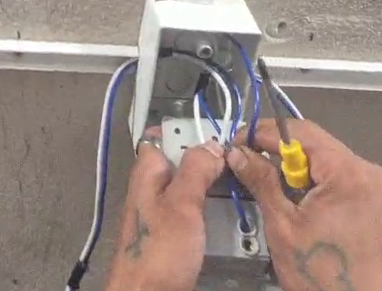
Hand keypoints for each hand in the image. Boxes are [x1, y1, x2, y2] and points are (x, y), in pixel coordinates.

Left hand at [103, 130, 226, 290]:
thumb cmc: (160, 250)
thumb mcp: (181, 204)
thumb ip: (195, 170)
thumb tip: (211, 144)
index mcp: (147, 171)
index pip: (163, 135)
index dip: (188, 131)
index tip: (218, 135)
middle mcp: (148, 186)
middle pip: (179, 161)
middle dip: (204, 162)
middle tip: (235, 164)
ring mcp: (157, 212)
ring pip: (186, 188)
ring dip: (208, 188)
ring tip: (235, 188)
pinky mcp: (167, 236)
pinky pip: (189, 212)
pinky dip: (205, 211)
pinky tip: (222, 218)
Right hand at [228, 119, 381, 290]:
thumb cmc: (323, 277)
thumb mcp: (284, 227)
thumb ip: (261, 181)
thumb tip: (237, 152)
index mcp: (348, 172)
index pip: (300, 132)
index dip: (264, 132)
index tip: (238, 142)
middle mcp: (368, 170)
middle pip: (315, 141)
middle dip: (279, 148)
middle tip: (248, 158)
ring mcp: (377, 185)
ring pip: (326, 156)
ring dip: (296, 163)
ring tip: (269, 178)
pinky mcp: (378, 200)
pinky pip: (340, 173)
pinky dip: (315, 177)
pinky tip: (297, 193)